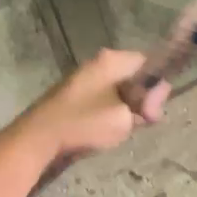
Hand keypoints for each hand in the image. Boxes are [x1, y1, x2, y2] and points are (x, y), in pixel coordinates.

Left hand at [7, 49, 166, 162]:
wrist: (39, 137)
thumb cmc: (85, 123)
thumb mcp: (125, 115)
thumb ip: (147, 103)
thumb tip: (155, 98)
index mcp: (112, 60)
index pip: (149, 63)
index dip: (157, 87)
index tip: (152, 110)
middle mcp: (98, 63)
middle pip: (134, 77)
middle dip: (141, 100)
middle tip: (139, 122)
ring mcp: (84, 79)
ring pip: (119, 91)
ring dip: (125, 110)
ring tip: (120, 129)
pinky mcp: (74, 96)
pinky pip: (103, 100)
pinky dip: (109, 114)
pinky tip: (104, 130)